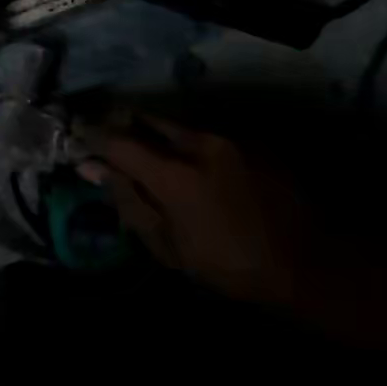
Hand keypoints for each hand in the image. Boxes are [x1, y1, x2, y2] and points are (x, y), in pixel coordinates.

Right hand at [77, 112, 319, 305]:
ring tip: (148, 155)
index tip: (77, 138)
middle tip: (109, 142)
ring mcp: (228, 138)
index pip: (117, 141)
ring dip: (156, 135)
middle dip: (123, 127)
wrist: (309, 263)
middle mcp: (199, 143)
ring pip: (177, 125)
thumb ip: (128, 201)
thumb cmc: (228, 265)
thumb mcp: (167, 246)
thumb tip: (92, 168)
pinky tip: (191, 166)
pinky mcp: (250, 140)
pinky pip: (204, 134)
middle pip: (147, 120)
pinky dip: (186, 144)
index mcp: (174, 174)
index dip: (92, 136)